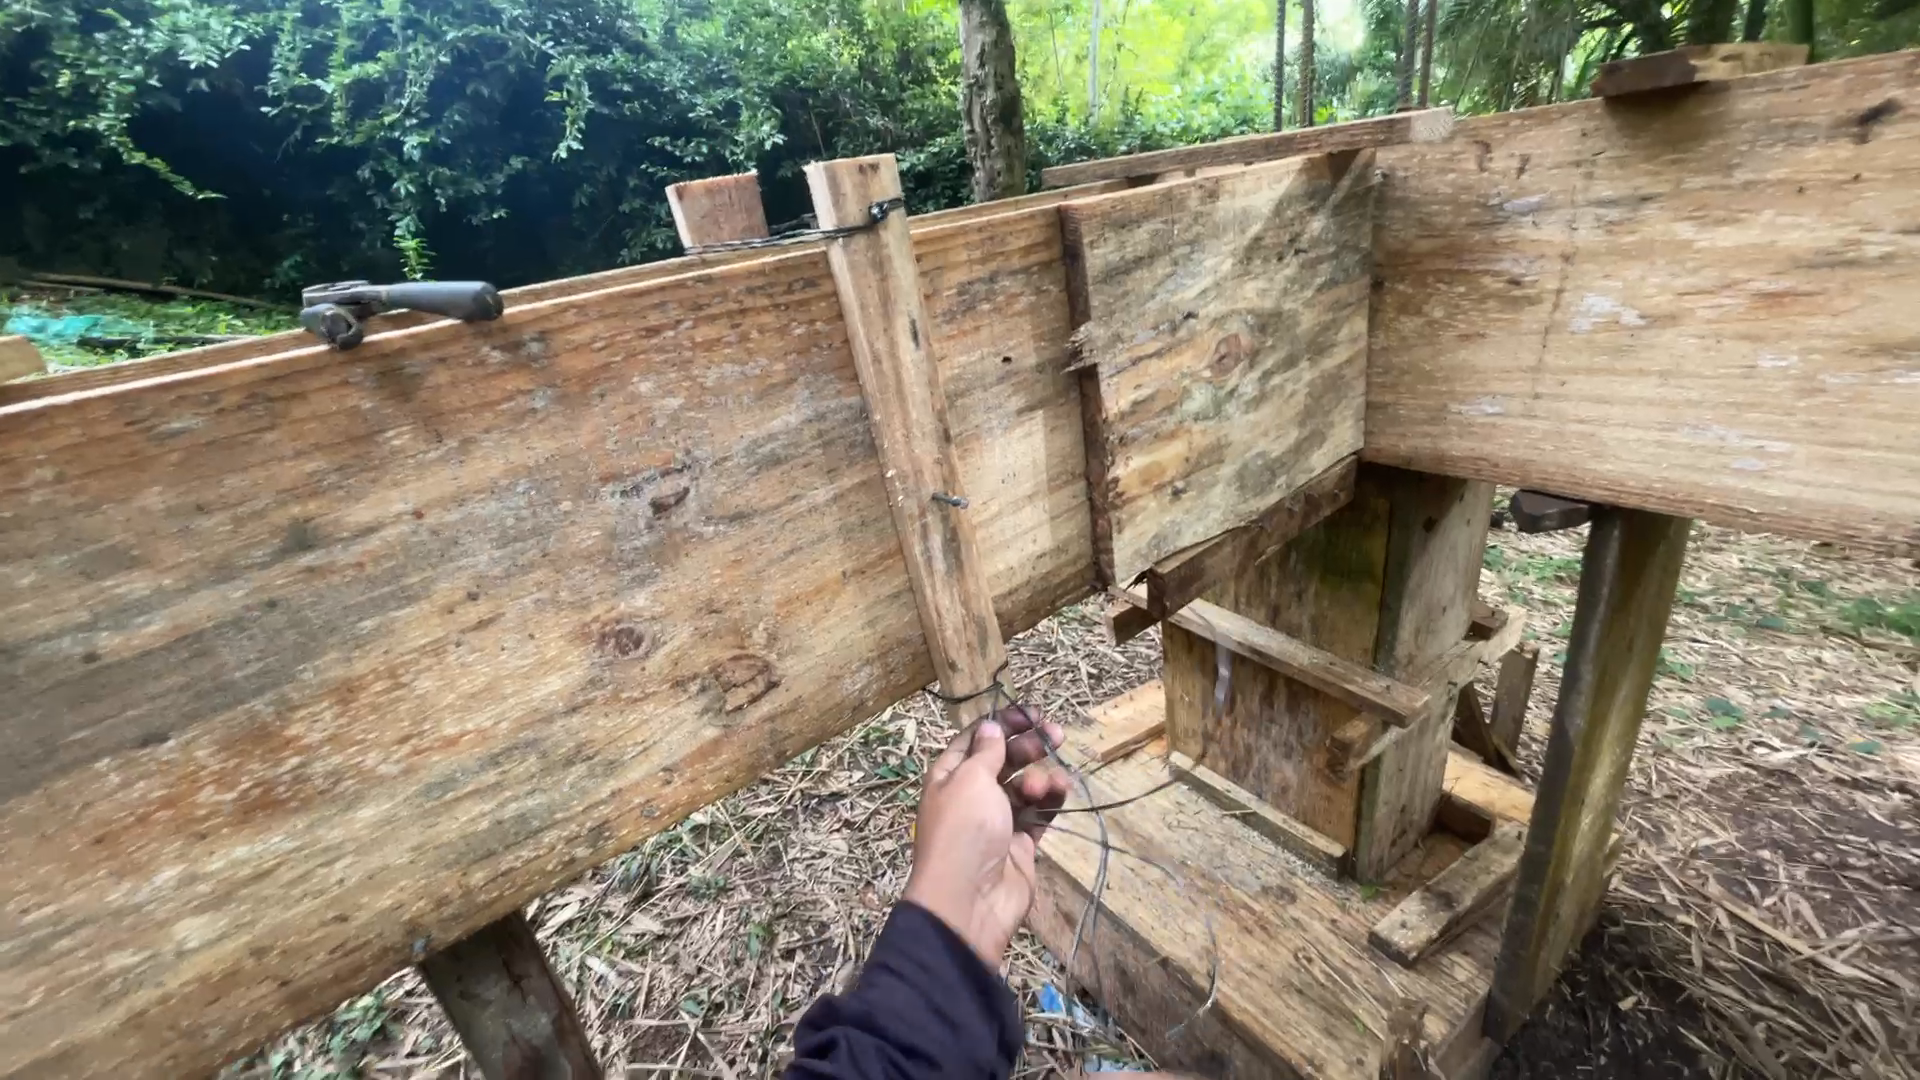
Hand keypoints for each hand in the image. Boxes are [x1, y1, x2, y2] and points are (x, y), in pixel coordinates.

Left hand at [903, 705, 1071, 969]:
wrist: (969, 902)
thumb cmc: (964, 829)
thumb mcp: (970, 779)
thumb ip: (986, 752)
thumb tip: (991, 726)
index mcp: (951, 775)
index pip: (977, 738)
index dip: (1003, 723)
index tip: (1031, 713)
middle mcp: (972, 794)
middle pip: (1003, 759)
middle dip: (1028, 745)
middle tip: (1054, 734)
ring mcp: (997, 820)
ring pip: (1024, 786)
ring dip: (1040, 777)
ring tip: (1051, 781)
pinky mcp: (1020, 844)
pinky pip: (1038, 814)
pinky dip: (1050, 800)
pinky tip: (1060, 791)